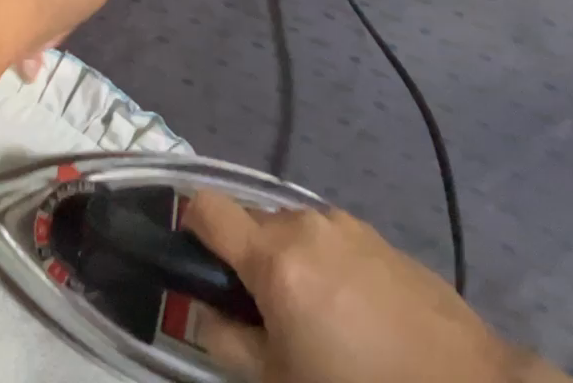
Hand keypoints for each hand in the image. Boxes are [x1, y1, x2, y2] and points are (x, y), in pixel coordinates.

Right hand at [183, 193, 568, 382]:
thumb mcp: (279, 382)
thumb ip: (227, 340)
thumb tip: (208, 312)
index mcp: (274, 256)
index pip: (205, 207)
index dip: (190, 230)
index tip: (202, 269)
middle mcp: (306, 225)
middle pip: (249, 222)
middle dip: (245, 259)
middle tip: (265, 315)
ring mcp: (349, 227)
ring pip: (291, 231)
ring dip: (287, 262)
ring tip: (316, 319)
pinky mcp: (382, 239)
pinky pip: (331, 241)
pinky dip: (325, 267)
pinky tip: (355, 317)